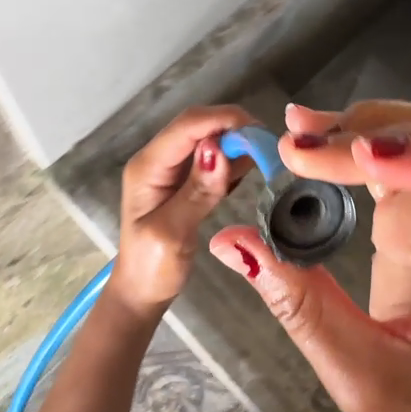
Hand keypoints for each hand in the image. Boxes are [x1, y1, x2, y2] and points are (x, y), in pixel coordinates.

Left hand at [110, 105, 255, 316]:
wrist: (142, 291)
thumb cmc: (152, 267)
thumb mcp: (172, 233)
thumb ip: (196, 192)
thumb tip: (218, 150)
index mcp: (148, 167)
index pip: (187, 127)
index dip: (222, 120)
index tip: (259, 131)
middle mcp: (159, 159)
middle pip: (198, 126)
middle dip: (233, 127)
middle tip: (268, 144)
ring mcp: (172, 169)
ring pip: (208, 138)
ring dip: (236, 140)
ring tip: (266, 153)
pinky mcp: (186, 180)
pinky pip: (212, 157)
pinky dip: (233, 157)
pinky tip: (252, 166)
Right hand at [209, 101, 410, 411]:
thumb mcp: (362, 378)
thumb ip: (302, 308)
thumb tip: (230, 241)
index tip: (364, 156)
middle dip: (382, 135)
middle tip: (301, 147)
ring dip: (366, 126)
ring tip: (299, 134)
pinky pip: (399, 156)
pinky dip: (356, 141)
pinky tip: (313, 136)